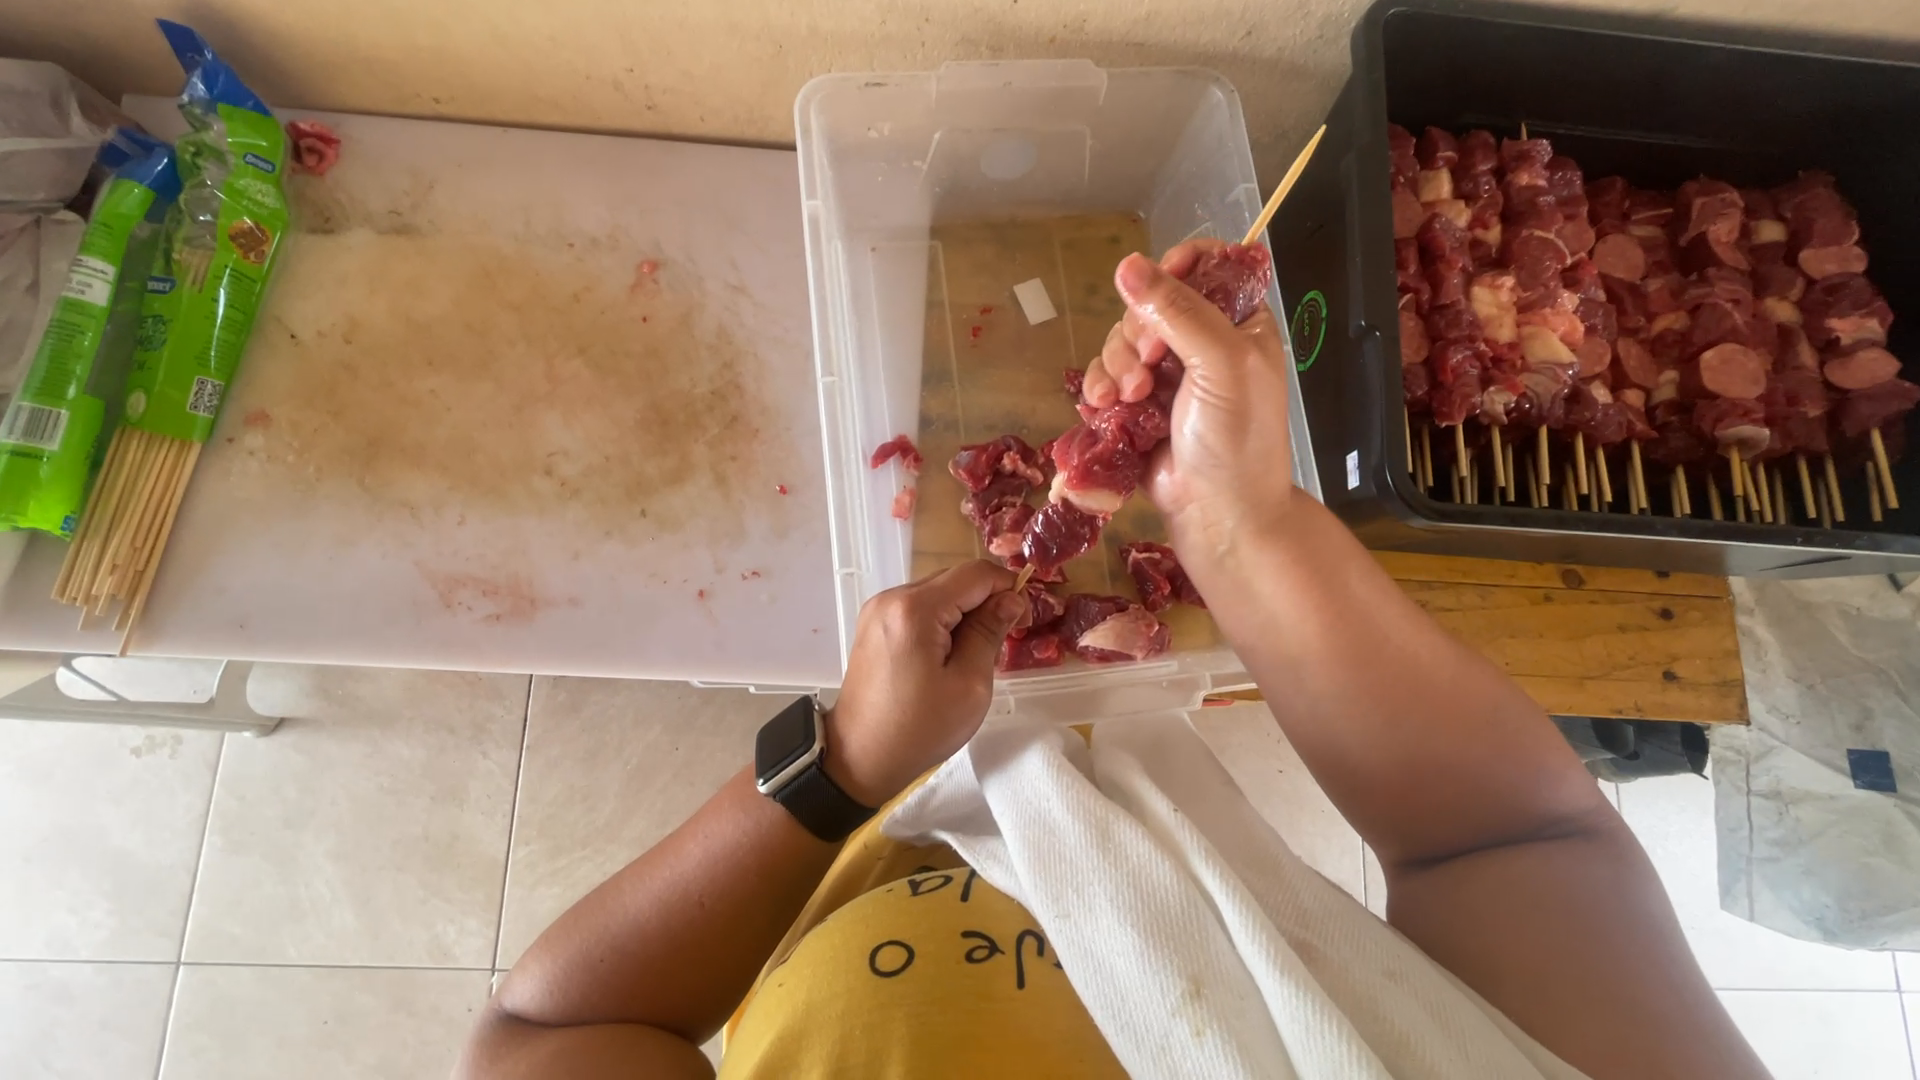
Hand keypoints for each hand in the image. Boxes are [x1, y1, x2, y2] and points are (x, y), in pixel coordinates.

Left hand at [823, 560, 1024, 806]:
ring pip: (938, 592)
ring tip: (975, 653)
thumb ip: (990, 632)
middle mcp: (892, 597)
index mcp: (915, 609)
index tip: (1025, 619)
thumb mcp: (969, 685)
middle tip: (1004, 640)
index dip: (1008, 587)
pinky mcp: (874, 625)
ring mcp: (878, 609)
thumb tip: (1010, 598)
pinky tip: (949, 653)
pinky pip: (918, 608)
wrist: (859, 758)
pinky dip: (942, 621)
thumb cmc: (919, 729)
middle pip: (954, 579)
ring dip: (964, 612)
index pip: (975, 574)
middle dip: (986, 601)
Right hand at [1087, 240, 1296, 563]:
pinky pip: (1103, 377)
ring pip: (1120, 342)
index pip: (1205, 267)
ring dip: (1116, 366)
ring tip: (1129, 399)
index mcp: (1237, 322)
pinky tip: (1105, 407)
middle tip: (1150, 369)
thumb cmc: (1236, 437)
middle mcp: (1199, 342)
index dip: (1176, 268)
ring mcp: (1165, 375)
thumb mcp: (1221, 363)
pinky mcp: (1135, 406)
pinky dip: (1099, 389)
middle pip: (1149, 305)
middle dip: (1138, 335)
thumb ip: (1178, 311)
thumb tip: (1127, 264)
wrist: (1217, 512)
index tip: (1160, 284)